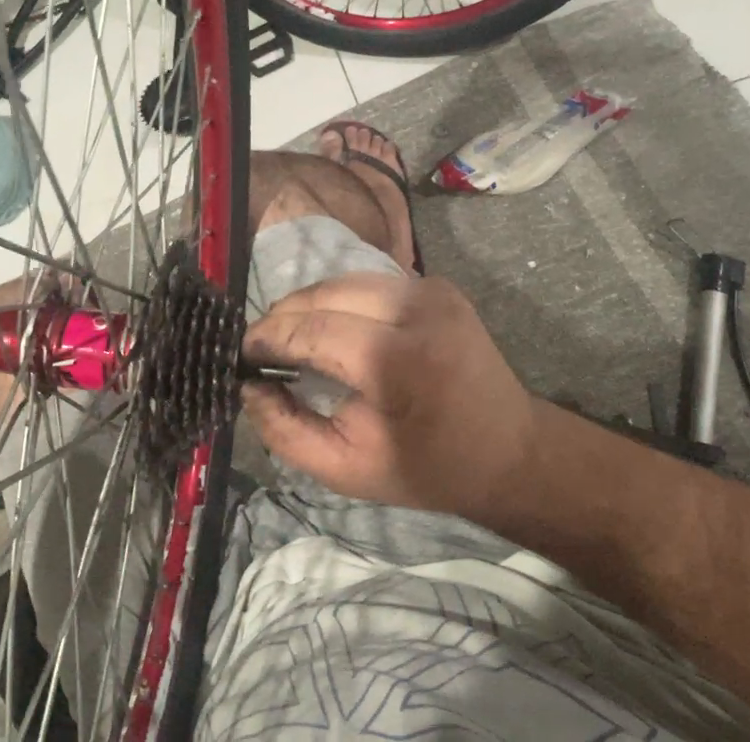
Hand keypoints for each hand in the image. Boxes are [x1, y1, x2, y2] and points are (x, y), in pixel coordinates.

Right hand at [241, 273, 536, 518]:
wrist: (510, 451)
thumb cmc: (426, 468)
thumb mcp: (345, 469)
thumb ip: (284, 430)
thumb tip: (247, 387)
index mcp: (398, 362)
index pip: (310, 330)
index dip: (267, 338)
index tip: (240, 356)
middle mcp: (416, 311)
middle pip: (322, 295)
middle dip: (281, 318)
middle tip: (259, 350)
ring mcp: (431, 291)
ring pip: (341, 281)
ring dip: (307, 306)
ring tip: (288, 338)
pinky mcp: (437, 285)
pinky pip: (366, 283)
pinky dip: (338, 301)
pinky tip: (329, 327)